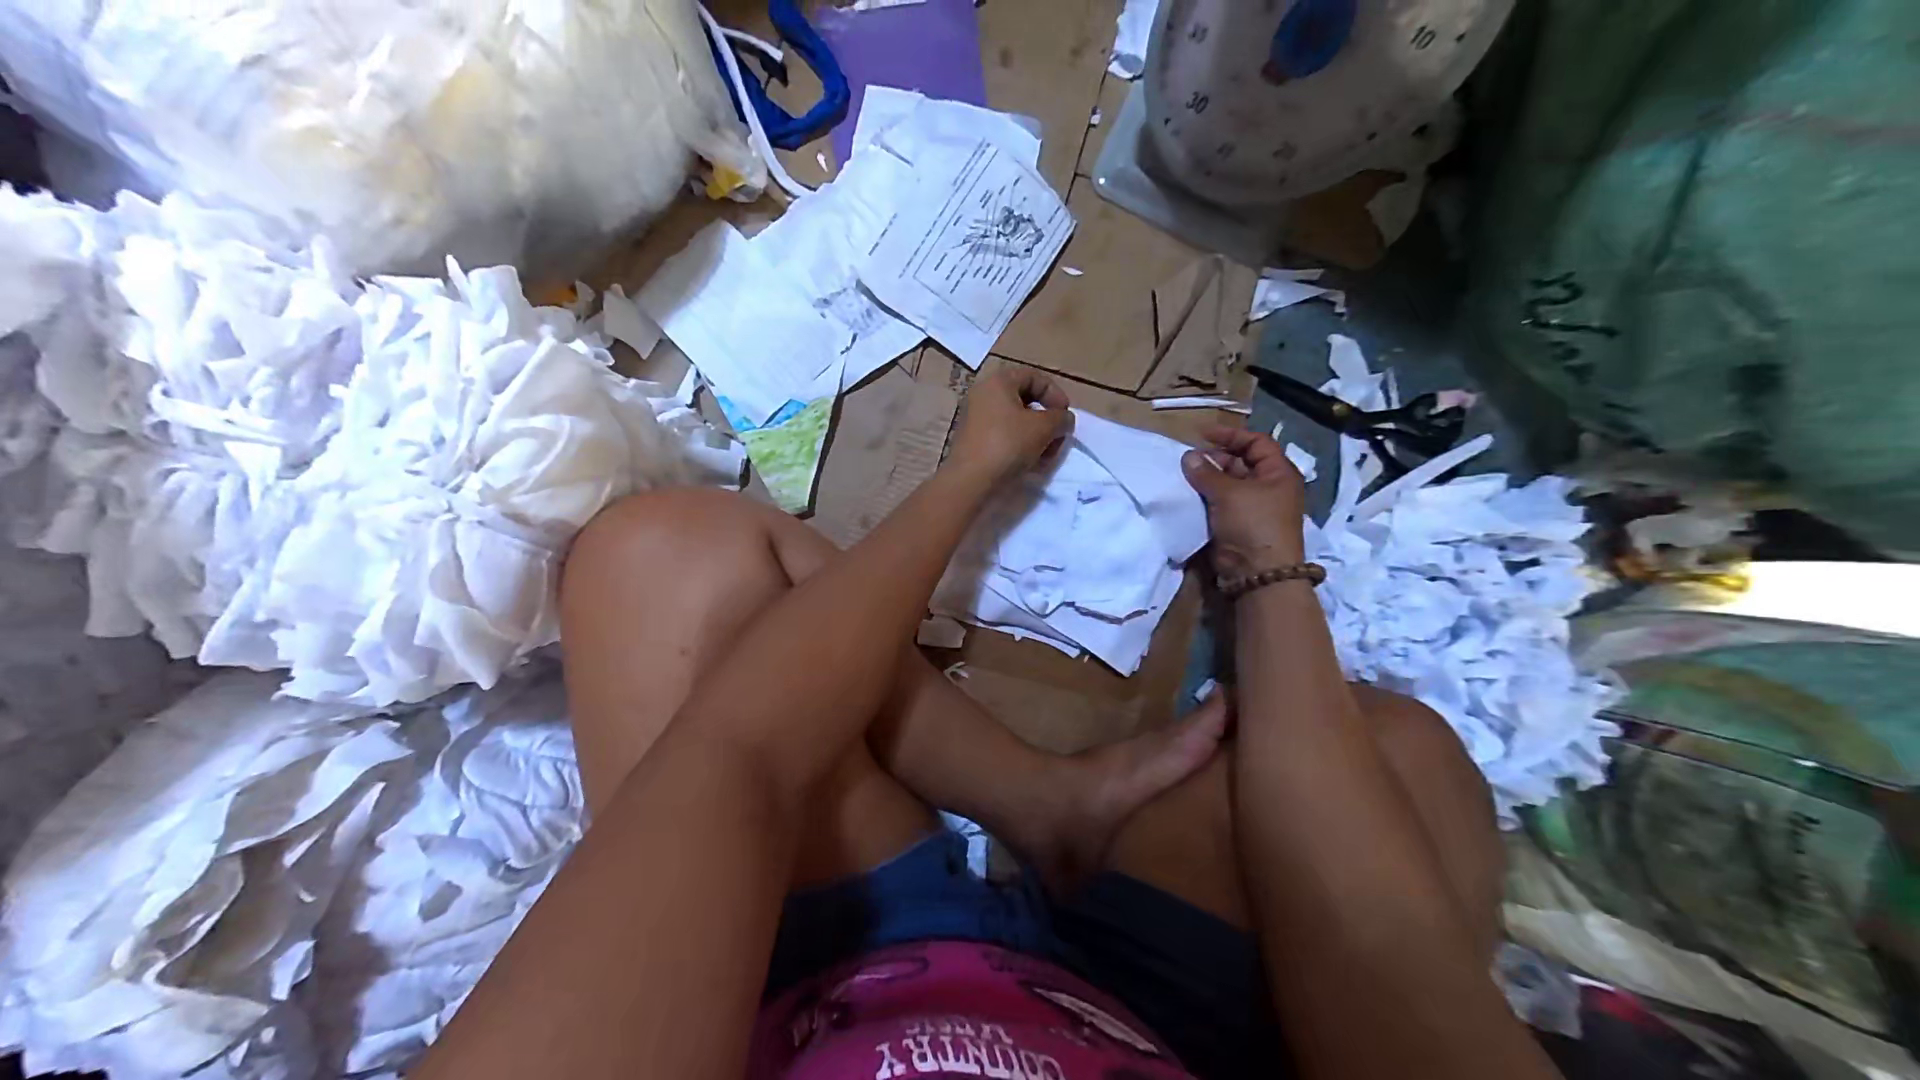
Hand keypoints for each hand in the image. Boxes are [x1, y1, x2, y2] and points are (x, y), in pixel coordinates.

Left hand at [949, 367, 1072, 481]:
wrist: (971, 481)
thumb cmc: (1008, 445)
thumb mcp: (1044, 428)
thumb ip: (1061, 418)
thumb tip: (1064, 420)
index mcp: (998, 383)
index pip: (1035, 377)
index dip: (1055, 394)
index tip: (1066, 416)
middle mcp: (984, 396)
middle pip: (1026, 401)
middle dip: (1048, 421)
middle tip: (1059, 439)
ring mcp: (978, 420)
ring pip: (1017, 423)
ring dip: (1038, 437)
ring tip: (1047, 456)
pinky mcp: (977, 443)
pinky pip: (1006, 438)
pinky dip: (1022, 447)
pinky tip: (1032, 465)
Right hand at [1182, 425, 1306, 575]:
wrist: (1258, 573)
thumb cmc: (1253, 524)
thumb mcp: (1229, 493)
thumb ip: (1206, 473)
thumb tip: (1188, 457)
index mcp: (1278, 473)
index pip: (1256, 443)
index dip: (1231, 435)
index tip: (1202, 435)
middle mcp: (1268, 487)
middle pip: (1240, 463)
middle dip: (1214, 459)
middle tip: (1188, 461)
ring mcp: (1253, 508)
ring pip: (1227, 485)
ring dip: (1206, 480)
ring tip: (1183, 477)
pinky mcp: (1238, 526)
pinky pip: (1219, 505)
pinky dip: (1205, 499)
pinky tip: (1187, 496)